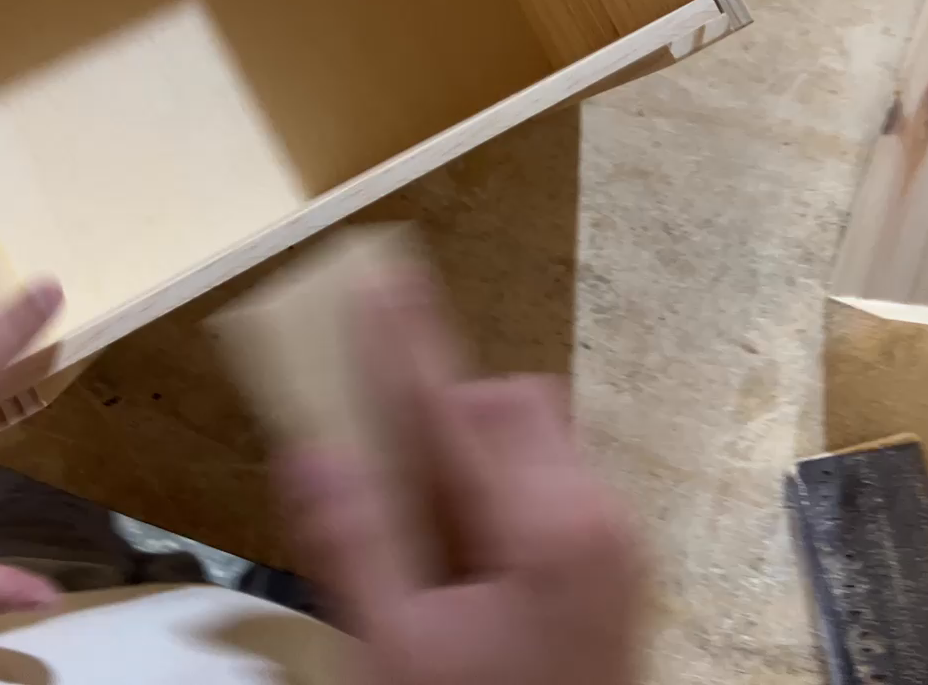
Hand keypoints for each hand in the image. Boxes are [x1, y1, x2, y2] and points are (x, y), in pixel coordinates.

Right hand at [277, 283, 644, 684]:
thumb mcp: (392, 650)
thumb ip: (352, 541)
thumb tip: (309, 446)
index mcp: (543, 534)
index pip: (453, 406)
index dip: (407, 337)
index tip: (379, 280)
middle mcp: (598, 512)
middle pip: (512, 401)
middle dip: (451, 414)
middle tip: (409, 476)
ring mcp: (618, 530)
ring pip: (537, 426)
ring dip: (477, 445)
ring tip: (443, 524)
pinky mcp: (618, 548)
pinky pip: (555, 464)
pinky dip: (504, 475)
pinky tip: (480, 549)